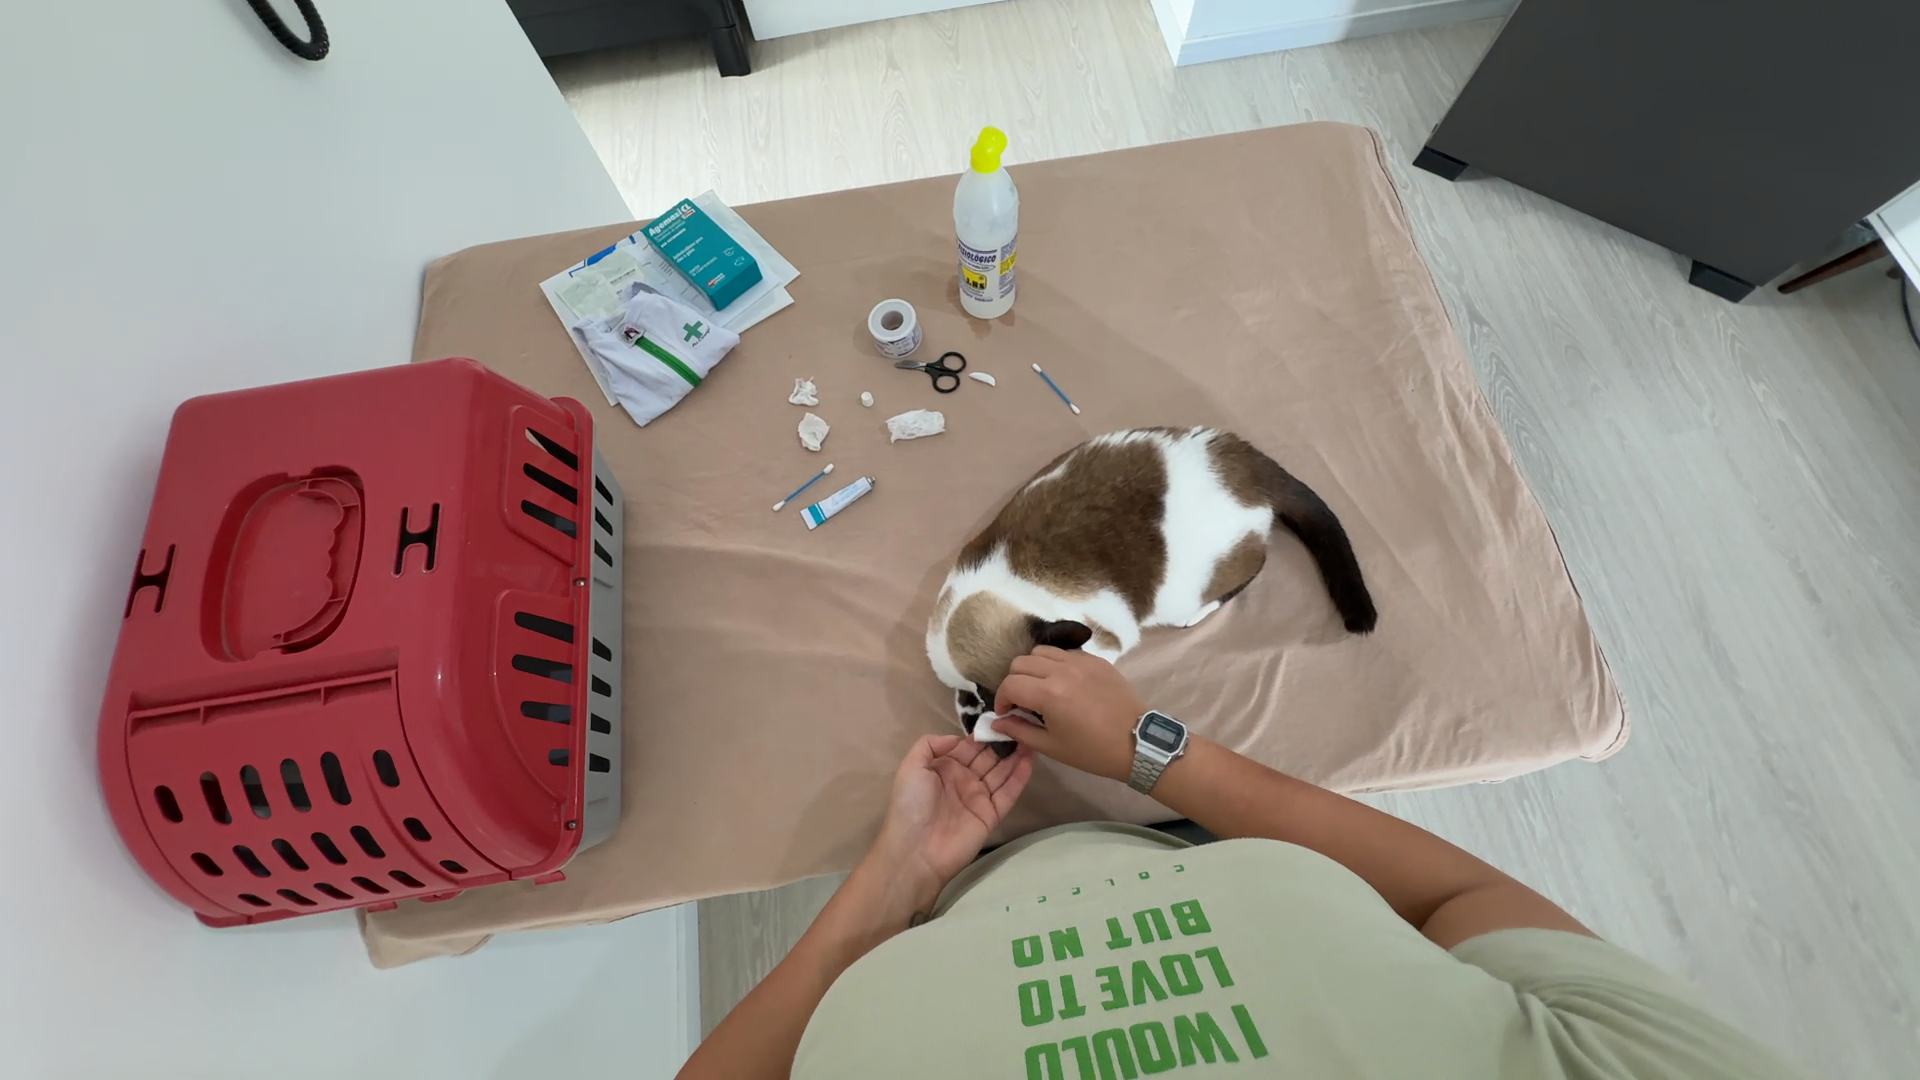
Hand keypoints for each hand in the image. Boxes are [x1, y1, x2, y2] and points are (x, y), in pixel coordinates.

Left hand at [867, 734, 1033, 914]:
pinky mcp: (992, 815)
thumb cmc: (911, 805)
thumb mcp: (911, 767)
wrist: (916, 851)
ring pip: (1002, 772)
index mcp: (945, 768)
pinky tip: (1030, 759)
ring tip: (1031, 736)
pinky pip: (1008, 793)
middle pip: (988, 757)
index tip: (1000, 717)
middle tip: (1021, 723)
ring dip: (1016, 755)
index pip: (969, 746)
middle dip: (1003, 742)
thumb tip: (958, 737)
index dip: (983, 734)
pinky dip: (1020, 777)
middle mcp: (964, 780)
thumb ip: (930, 744)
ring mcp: (979, 798)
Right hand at [992, 647, 1147, 781]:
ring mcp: (1080, 661)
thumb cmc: (1092, 751)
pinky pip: (1065, 652)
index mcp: (1049, 694)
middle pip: (1021, 662)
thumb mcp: (1051, 746)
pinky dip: (1056, 664)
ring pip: (1041, 651)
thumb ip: (1019, 730)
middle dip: (1014, 682)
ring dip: (1033, 668)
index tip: (1007, 713)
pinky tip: (1064, 683)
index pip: (1009, 684)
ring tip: (1042, 688)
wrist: (1137, 743)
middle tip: (1023, 701)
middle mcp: (1061, 670)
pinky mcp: (1095, 659)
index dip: (1001, 699)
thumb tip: (997, 722)